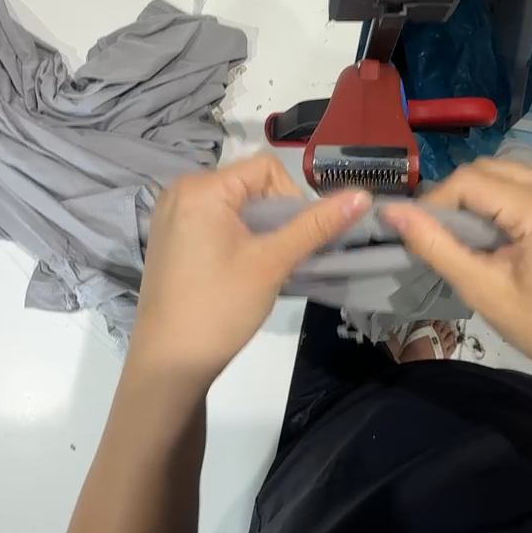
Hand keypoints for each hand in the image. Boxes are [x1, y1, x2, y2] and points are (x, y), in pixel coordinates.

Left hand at [132, 154, 368, 385]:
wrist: (169, 363)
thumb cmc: (221, 308)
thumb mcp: (273, 262)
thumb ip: (317, 225)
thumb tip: (363, 195)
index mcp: (201, 188)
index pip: (266, 168)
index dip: (292, 199)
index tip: (295, 240)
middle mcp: (181, 190)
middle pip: (250, 185)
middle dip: (275, 217)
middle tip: (280, 258)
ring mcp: (171, 215)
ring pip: (235, 205)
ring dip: (259, 230)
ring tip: (261, 267)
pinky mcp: (169, 238)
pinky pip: (215, 221)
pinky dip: (236, 238)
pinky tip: (239, 270)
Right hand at [381, 159, 531, 397]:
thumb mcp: (482, 290)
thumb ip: (435, 245)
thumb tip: (392, 211)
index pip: (472, 181)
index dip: (437, 201)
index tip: (422, 231)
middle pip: (490, 168)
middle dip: (459, 197)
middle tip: (447, 237)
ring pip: (509, 170)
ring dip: (482, 196)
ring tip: (476, 238)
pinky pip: (530, 180)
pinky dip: (507, 198)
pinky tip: (505, 232)